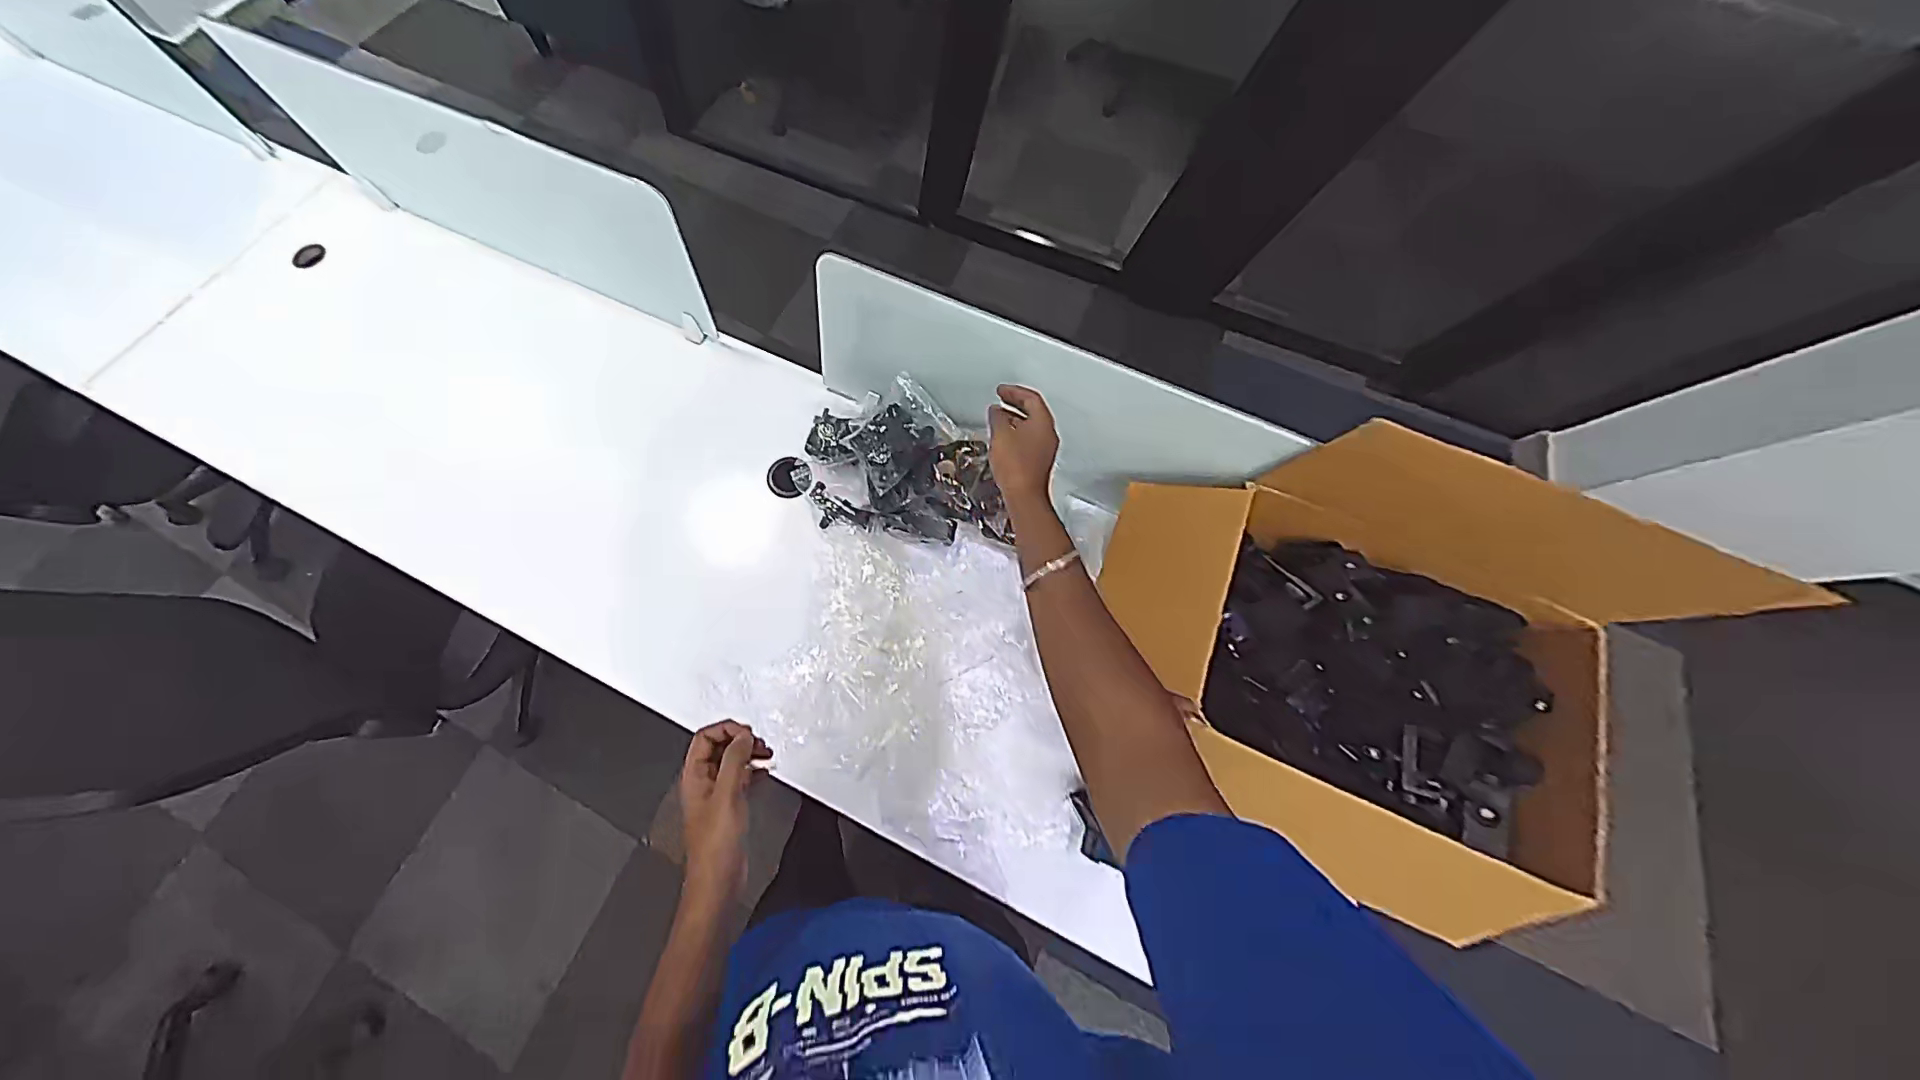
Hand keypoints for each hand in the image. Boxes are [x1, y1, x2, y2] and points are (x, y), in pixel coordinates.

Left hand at [678, 721, 770, 903]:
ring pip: (731, 761)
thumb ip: (735, 761)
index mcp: (694, 777)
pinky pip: (741, 777)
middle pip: (718, 746)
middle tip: (758, 742)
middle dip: (740, 739)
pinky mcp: (730, 806)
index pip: (704, 737)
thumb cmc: (714, 848)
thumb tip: (743, 737)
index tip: (747, 733)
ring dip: (748, 753)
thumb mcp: (726, 795)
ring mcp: (716, 795)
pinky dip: (754, 769)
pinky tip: (764, 771)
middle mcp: (703, 784)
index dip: (726, 729)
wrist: (718, 881)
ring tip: (765, 753)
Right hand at [987, 384, 1058, 505]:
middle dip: (1016, 403)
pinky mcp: (1039, 462)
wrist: (1024, 496)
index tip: (1002, 390)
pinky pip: (1030, 440)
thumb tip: (996, 411)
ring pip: (1032, 426)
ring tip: (1000, 417)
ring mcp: (1045, 449)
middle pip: (1034, 411)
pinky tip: (1005, 439)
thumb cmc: (1016, 467)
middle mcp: (1048, 435)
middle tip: (1003, 398)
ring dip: (1016, 419)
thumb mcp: (1000, 435)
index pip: (1031, 398)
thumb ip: (997, 418)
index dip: (1014, 391)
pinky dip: (1017, 433)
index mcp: (1042, 423)